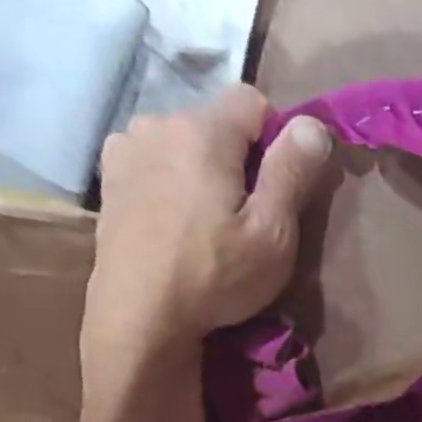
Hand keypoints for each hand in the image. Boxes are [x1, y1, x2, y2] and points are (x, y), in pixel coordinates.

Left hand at [80, 86, 330, 421]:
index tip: (276, 188)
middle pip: (216, 124)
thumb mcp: (271, 232)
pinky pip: (156, 163)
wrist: (138, 321)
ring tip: (206, 224)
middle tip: (245, 217)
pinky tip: (174, 225)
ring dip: (203, 170)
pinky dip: (171, 182)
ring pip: (184, 143)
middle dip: (238, 158)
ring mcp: (126, 151)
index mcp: (201, 130)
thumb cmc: (214, 276)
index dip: (276, 139)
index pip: (253, 100)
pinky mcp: (109, 180)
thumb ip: (292, 172)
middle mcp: (156, 124)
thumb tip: (312, 125)